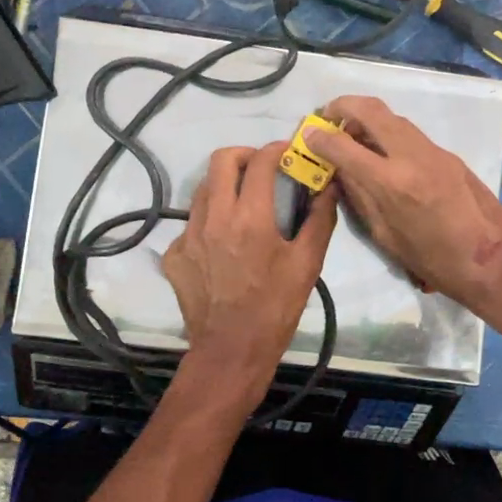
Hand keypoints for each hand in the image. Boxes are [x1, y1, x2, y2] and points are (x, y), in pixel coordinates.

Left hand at [163, 143, 338, 396]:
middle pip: (221, 160)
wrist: (230, 351)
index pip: (260, 161)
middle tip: (260, 168)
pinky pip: (191, 223)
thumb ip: (319, 219)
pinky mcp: (174, 254)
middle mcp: (214, 217)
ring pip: (203, 189)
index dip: (276, 149)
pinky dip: (209, 221)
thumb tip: (328, 186)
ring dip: (224, 185)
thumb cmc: (276, 308)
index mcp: (251, 218)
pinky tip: (223, 243)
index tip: (287, 153)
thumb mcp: (307, 264)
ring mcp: (188, 235)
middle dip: (243, 155)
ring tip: (242, 203)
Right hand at [305, 96, 501, 310]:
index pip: (344, 146)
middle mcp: (411, 157)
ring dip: (366, 117)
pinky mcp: (447, 154)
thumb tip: (339, 172)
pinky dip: (387, 132)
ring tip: (351, 135)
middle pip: (370, 110)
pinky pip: (409, 132)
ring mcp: (433, 151)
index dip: (320, 138)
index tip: (307, 135)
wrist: (490, 259)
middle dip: (342, 106)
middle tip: (327, 116)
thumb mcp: (385, 236)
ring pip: (392, 117)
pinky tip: (381, 151)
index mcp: (391, 183)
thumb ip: (359, 198)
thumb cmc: (432, 261)